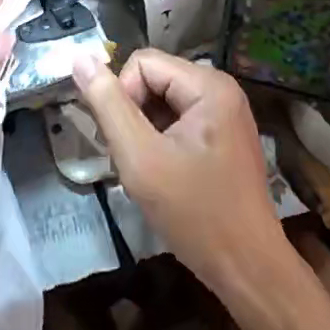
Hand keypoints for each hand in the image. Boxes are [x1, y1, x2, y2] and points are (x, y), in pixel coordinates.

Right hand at [71, 48, 287, 292]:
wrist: (248, 271)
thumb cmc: (195, 213)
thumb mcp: (139, 156)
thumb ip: (107, 104)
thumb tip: (80, 58)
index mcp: (209, 86)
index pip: (141, 63)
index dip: (122, 96)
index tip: (127, 141)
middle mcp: (221, 90)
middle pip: (152, 79)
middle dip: (131, 114)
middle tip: (132, 158)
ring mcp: (225, 113)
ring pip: (161, 101)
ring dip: (142, 130)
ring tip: (146, 170)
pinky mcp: (223, 136)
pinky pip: (177, 119)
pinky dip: (159, 140)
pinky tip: (161, 174)